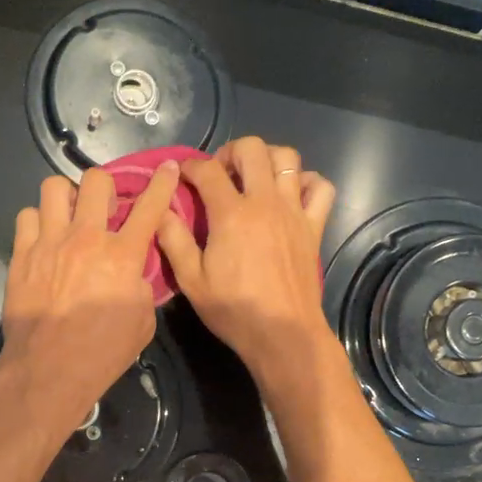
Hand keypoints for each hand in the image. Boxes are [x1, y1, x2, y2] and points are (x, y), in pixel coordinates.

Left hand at [0, 162, 178, 433]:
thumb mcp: (142, 320)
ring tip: (68, 216)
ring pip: (54, 188)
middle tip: (104, 208)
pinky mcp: (21, 254)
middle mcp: (86, 238)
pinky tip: (43, 239)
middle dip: (105, 187)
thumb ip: (141, 286)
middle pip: (96, 181)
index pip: (149, 206)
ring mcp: (49, 242)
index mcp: (122, 255)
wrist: (49, 367)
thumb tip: (132, 272)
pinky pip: (27, 216)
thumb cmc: (103, 352)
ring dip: (66, 198)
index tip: (166, 169)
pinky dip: (38, 222)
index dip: (161, 183)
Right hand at [157, 137, 337, 384]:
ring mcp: (294, 211)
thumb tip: (160, 209)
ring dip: (267, 159)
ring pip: (288, 159)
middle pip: (252, 149)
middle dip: (230, 152)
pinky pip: (320, 187)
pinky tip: (291, 195)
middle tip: (220, 175)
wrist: (283, 333)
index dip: (191, 167)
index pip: (208, 170)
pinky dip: (306, 182)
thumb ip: (174, 240)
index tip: (183, 177)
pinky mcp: (314, 226)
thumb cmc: (234, 310)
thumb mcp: (192, 281)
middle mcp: (265, 202)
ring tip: (253, 179)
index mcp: (231, 214)